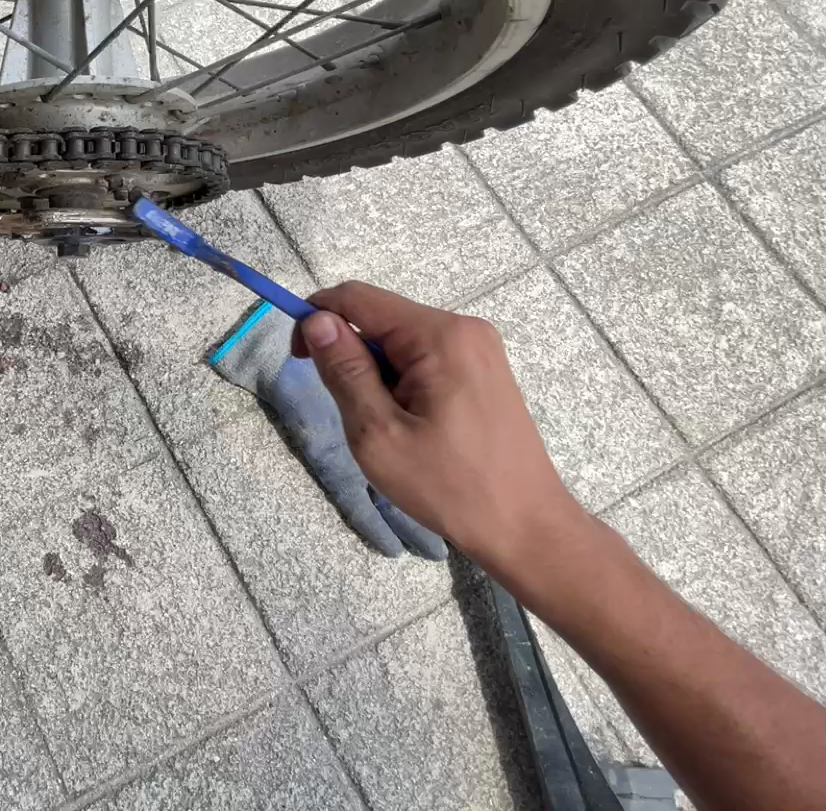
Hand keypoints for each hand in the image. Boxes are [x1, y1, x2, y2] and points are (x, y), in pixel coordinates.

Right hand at [291, 281, 588, 573]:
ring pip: (395, 337)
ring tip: (382, 421)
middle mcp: (462, 328)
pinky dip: (396, 377)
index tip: (298, 359)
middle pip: (377, 315)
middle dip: (346, 351)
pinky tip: (406, 419)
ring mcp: (476, 347)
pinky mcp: (480, 367)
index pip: (355, 298)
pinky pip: (419, 354)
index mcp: (438, 336)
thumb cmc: (448, 485)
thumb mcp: (377, 431)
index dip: (315, 318)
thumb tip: (316, 321)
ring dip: (371, 369)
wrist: (527, 528)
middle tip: (346, 406)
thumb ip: (344, 370)